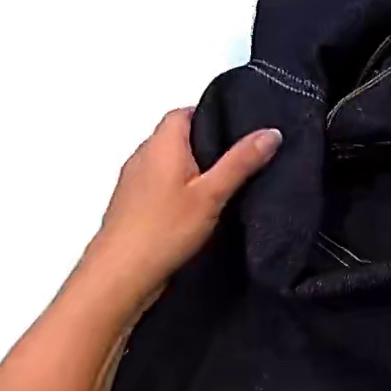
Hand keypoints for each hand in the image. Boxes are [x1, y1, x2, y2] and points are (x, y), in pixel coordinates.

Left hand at [72, 109, 280, 312]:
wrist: (118, 278)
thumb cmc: (163, 230)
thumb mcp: (213, 193)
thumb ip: (242, 161)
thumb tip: (271, 132)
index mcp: (160, 145)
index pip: (183, 112)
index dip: (210, 114)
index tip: (239, 126)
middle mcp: (142, 157)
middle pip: (176, 135)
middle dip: (207, 140)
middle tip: (242, 153)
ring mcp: (133, 183)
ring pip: (169, 160)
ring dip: (194, 165)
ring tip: (227, 180)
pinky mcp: (133, 206)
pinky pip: (161, 182)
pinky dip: (181, 185)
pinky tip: (201, 205)